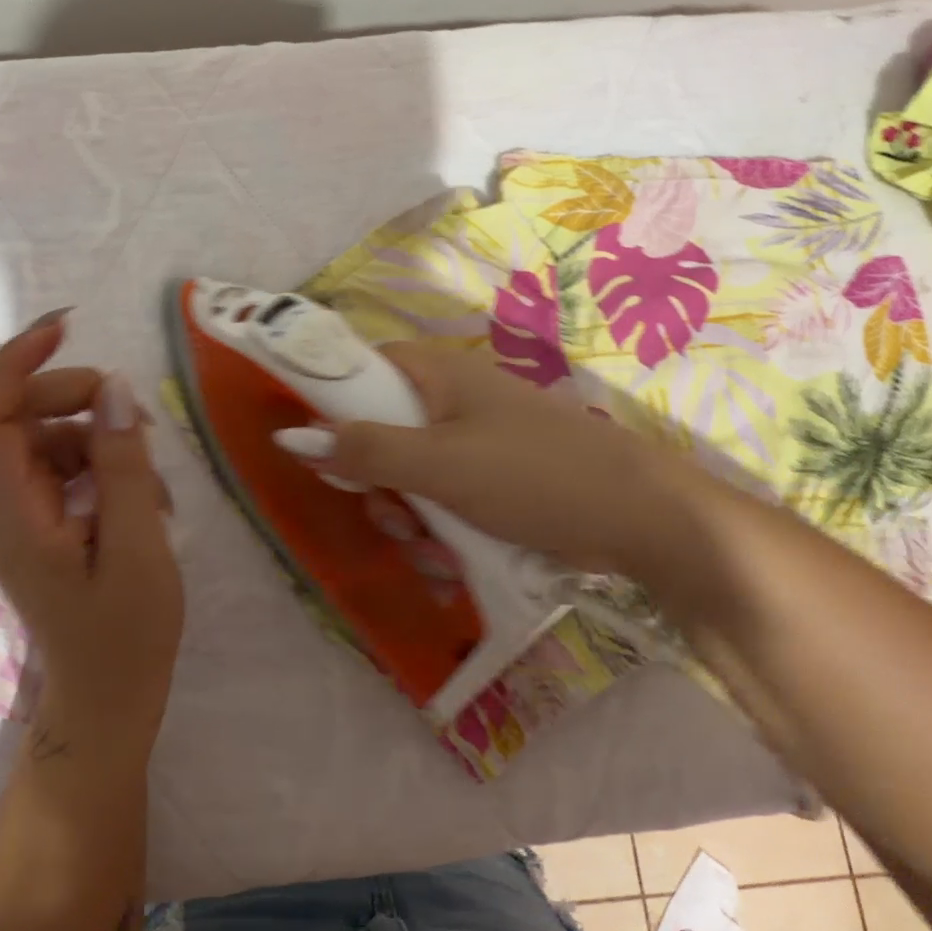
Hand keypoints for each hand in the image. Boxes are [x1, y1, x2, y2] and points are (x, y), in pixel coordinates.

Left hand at [0, 312, 182, 747]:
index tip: (68, 326)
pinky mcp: (34, 526)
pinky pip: (59, 470)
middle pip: (19, 418)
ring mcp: (13, 518)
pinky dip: (99, 468)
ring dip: (100, 441)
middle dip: (79, 402)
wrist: (105, 701)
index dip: (18, 361)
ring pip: (45, 441)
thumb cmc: (125, 634)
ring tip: (154, 482)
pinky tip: (141, 499)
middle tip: (140, 421)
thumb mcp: (139, 545)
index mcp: (10, 514)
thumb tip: (115, 389)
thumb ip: (123, 464)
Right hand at [277, 341, 693, 574]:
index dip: (337, 400)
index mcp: (441, 376)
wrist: (641, 519)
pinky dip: (443, 533)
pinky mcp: (498, 483)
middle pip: (384, 431)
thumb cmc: (533, 477)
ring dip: (411, 519)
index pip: (367, 367)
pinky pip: (447, 502)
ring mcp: (479, 444)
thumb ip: (364, 450)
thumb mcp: (438, 465)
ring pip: (413, 476)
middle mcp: (456, 402)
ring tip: (435, 551)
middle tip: (393, 515)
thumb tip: (291, 437)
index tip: (321, 448)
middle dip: (379, 483)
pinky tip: (454, 563)